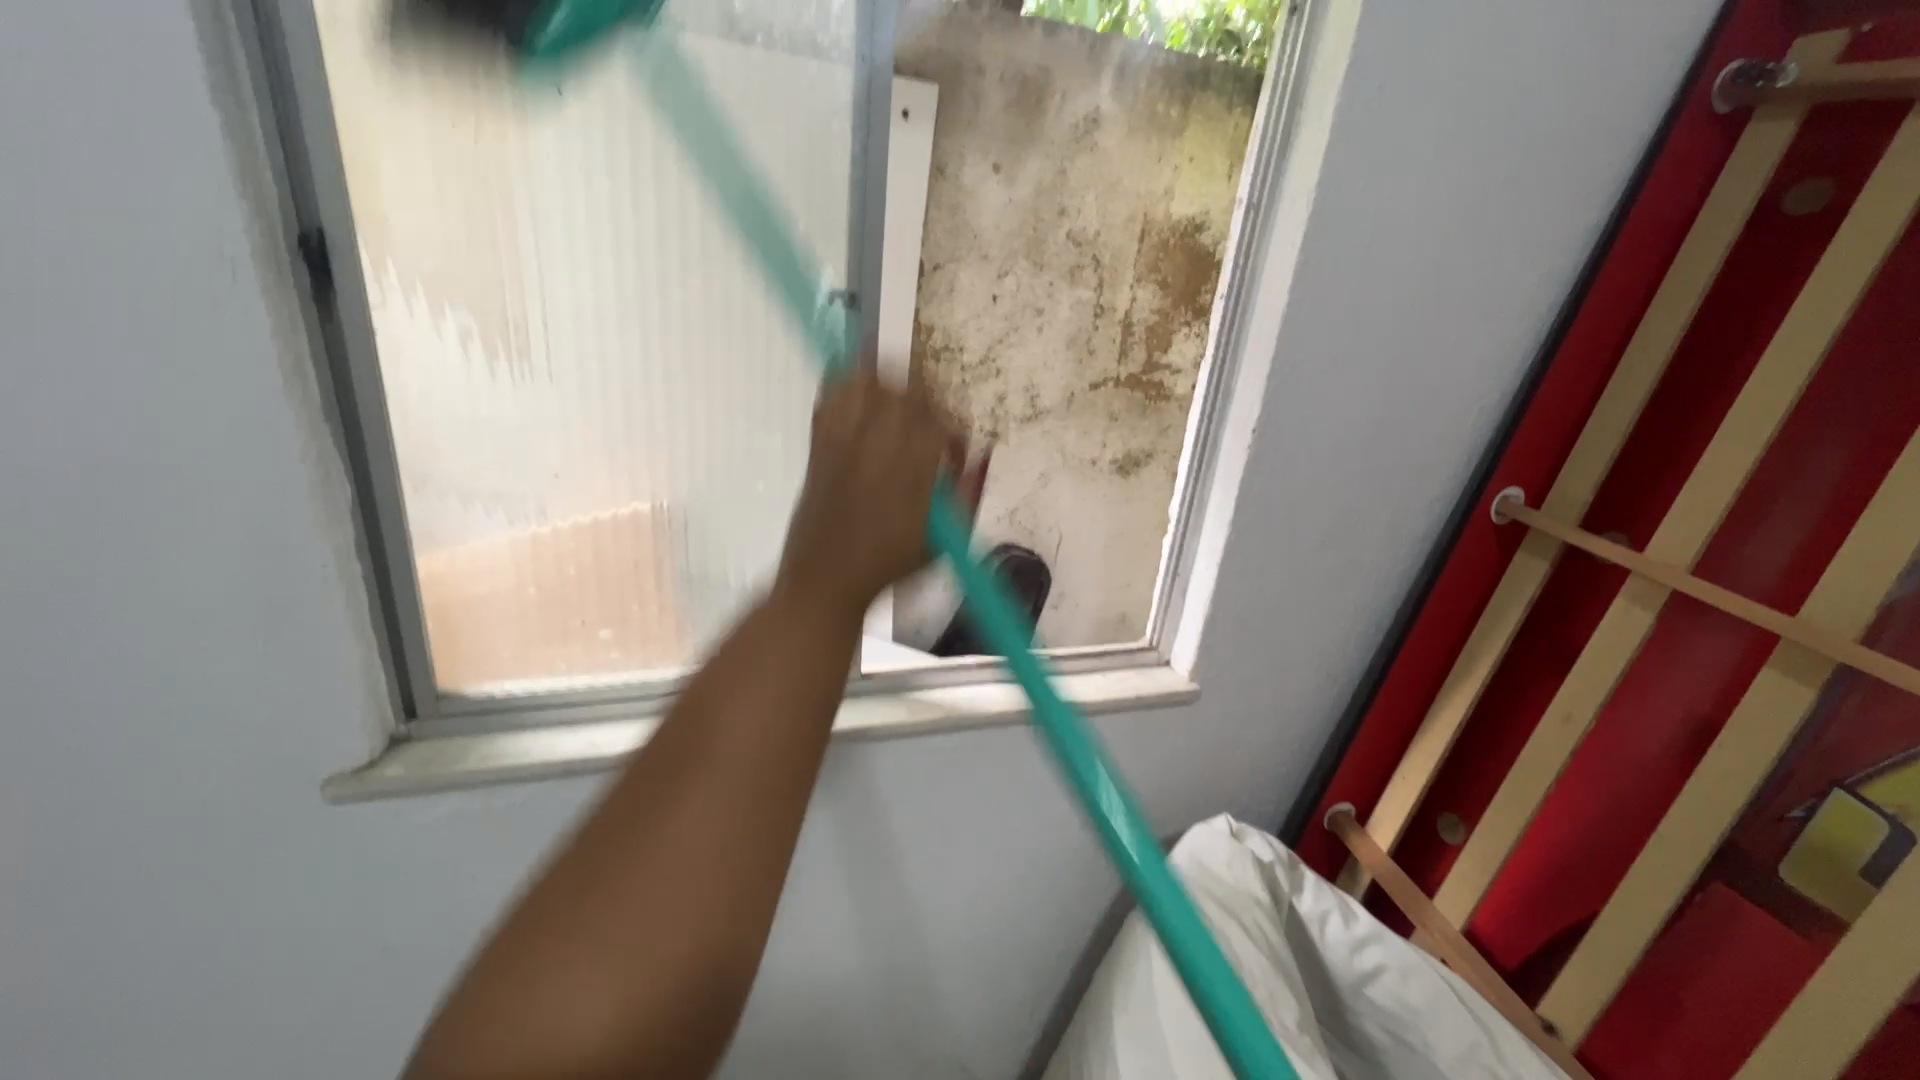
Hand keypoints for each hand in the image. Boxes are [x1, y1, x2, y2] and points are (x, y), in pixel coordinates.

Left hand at [774, 369, 987, 620]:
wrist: (824, 581)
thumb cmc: (889, 566)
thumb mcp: (943, 540)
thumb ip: (967, 495)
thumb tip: (981, 458)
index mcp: (913, 470)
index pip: (940, 422)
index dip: (953, 431)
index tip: (953, 452)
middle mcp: (879, 446)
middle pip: (906, 393)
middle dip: (926, 400)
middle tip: (930, 420)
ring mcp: (844, 442)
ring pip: (866, 384)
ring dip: (886, 382)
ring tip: (896, 395)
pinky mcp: (819, 445)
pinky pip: (830, 399)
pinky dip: (844, 385)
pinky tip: (857, 391)